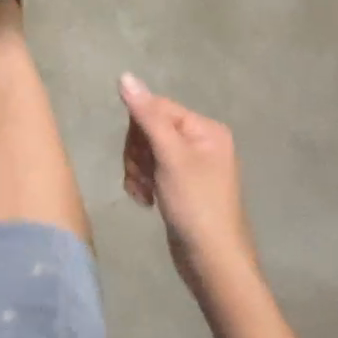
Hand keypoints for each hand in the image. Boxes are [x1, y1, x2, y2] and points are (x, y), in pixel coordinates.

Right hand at [119, 74, 258, 292]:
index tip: (141, 156)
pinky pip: (150, 169)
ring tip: (143, 192)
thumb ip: (146, 115)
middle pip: (147, 128)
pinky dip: (142, 181)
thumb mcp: (169, 156)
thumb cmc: (196, 205)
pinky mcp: (181, 185)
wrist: (213, 262)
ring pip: (145, 150)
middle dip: (137, 153)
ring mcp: (191, 165)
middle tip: (142, 177)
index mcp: (205, 130)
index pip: (155, 107)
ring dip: (136, 170)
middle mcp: (201, 142)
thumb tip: (124, 75)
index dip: (139, 129)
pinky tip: (145, 199)